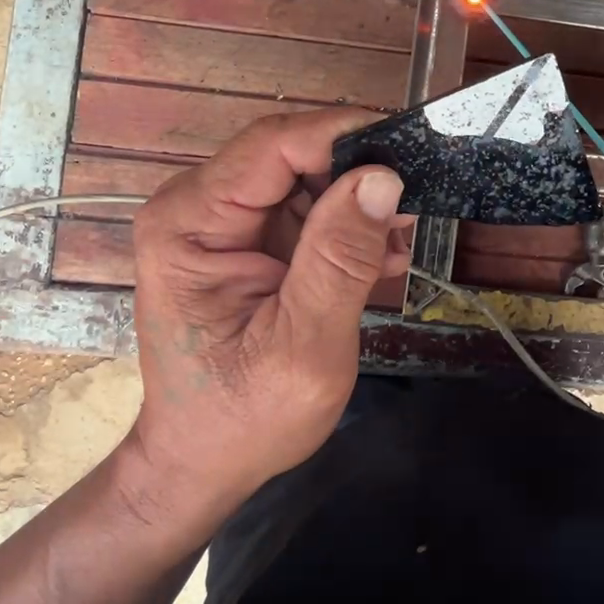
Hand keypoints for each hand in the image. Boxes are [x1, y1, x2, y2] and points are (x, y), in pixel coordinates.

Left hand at [128, 109, 414, 502]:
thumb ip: (340, 260)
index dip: (344, 139)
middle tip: (412, 209)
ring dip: (358, 202)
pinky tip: (380, 257)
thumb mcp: (303, 347)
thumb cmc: (244, 418)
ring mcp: (222, 220)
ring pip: (307, 175)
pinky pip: (308, 205)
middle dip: (357, 174)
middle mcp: (198, 206)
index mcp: (191, 222)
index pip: (274, 144)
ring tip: (398, 243)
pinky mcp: (247, 237)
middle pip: (291, 153)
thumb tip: (382, 177)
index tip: (409, 154)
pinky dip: (348, 223)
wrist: (204, 463)